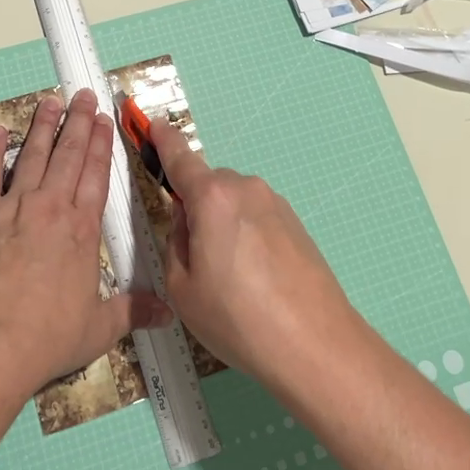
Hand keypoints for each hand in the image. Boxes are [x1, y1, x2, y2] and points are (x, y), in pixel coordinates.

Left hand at [0, 90, 170, 394]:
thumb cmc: (50, 335)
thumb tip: (169, 312)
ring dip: (42, 126)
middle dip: (78, 122)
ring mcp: (14, 206)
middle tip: (83, 96)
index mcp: (82, 228)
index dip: (101, 145)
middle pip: (68, 155)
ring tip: (50, 102)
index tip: (104, 120)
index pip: (96, 175)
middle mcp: (51, 207)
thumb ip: (133, 311)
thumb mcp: (101, 327)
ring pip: (32, 155)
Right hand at [152, 123, 360, 388]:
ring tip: (233, 281)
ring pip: (234, 204)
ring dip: (224, 226)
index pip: (179, 158)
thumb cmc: (238, 319)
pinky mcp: (296, 224)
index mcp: (212, 198)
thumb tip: (188, 223)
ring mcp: (275, 204)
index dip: (162, 140)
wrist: (316, 346)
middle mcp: (245, 189)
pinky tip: (257, 282)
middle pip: (208, 187)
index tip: (153, 123)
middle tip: (197, 259)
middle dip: (196, 209)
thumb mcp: (182, 288)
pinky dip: (248, 238)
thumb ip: (176, 243)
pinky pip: (257, 219)